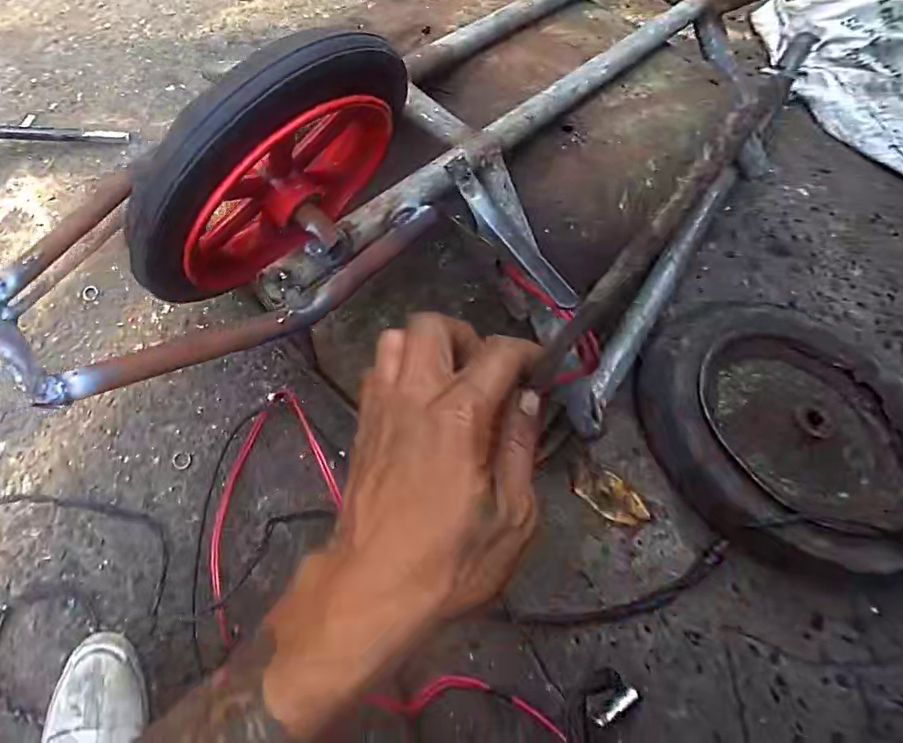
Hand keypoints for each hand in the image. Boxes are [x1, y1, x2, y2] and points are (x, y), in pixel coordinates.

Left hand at [262, 314, 543, 734]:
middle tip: (486, 370)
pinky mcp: (362, 417)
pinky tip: (419, 400)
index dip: (526, 350)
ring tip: (450, 379)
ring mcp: (380, 402)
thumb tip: (525, 399)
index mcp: (458, 415)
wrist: (375, 578)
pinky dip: (399, 367)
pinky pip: (377, 367)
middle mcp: (413, 394)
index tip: (540, 366)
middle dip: (465, 334)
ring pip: (394, 337)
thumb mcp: (512, 515)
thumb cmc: (451, 559)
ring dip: (425, 345)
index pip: (495, 353)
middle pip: (430, 324)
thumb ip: (519, 446)